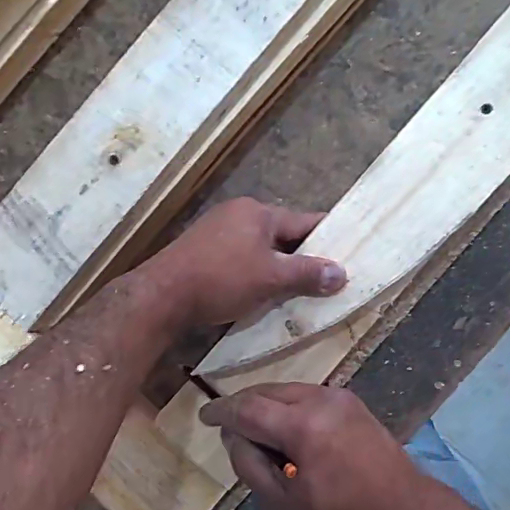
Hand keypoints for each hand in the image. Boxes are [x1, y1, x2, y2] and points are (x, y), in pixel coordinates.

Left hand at [142, 198, 347, 330]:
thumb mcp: (271, 279)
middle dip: (304, 255)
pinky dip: (258, 270)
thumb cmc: (221, 280)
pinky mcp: (203, 250)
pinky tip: (263, 290)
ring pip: (262, 247)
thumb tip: (341, 272)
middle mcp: (238, 214)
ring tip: (299, 287)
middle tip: (326, 276)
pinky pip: (243, 256)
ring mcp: (218, 231)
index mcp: (257, 213)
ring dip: (280, 265)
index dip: (329, 236)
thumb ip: (308, 273)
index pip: (305, 221)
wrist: (160, 297)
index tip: (349, 249)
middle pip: (283, 234)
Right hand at [200, 383, 436, 509]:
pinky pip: (308, 394)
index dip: (222, 411)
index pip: (248, 408)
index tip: (204, 416)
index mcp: (302, 425)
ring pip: (288, 389)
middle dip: (243, 405)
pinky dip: (289, 405)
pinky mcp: (351, 400)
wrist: (400, 504)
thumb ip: (250, 465)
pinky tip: (287, 430)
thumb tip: (232, 436)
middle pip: (267, 391)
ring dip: (267, 404)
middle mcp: (320, 399)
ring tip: (258, 433)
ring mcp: (339, 396)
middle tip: (227, 426)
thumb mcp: (283, 502)